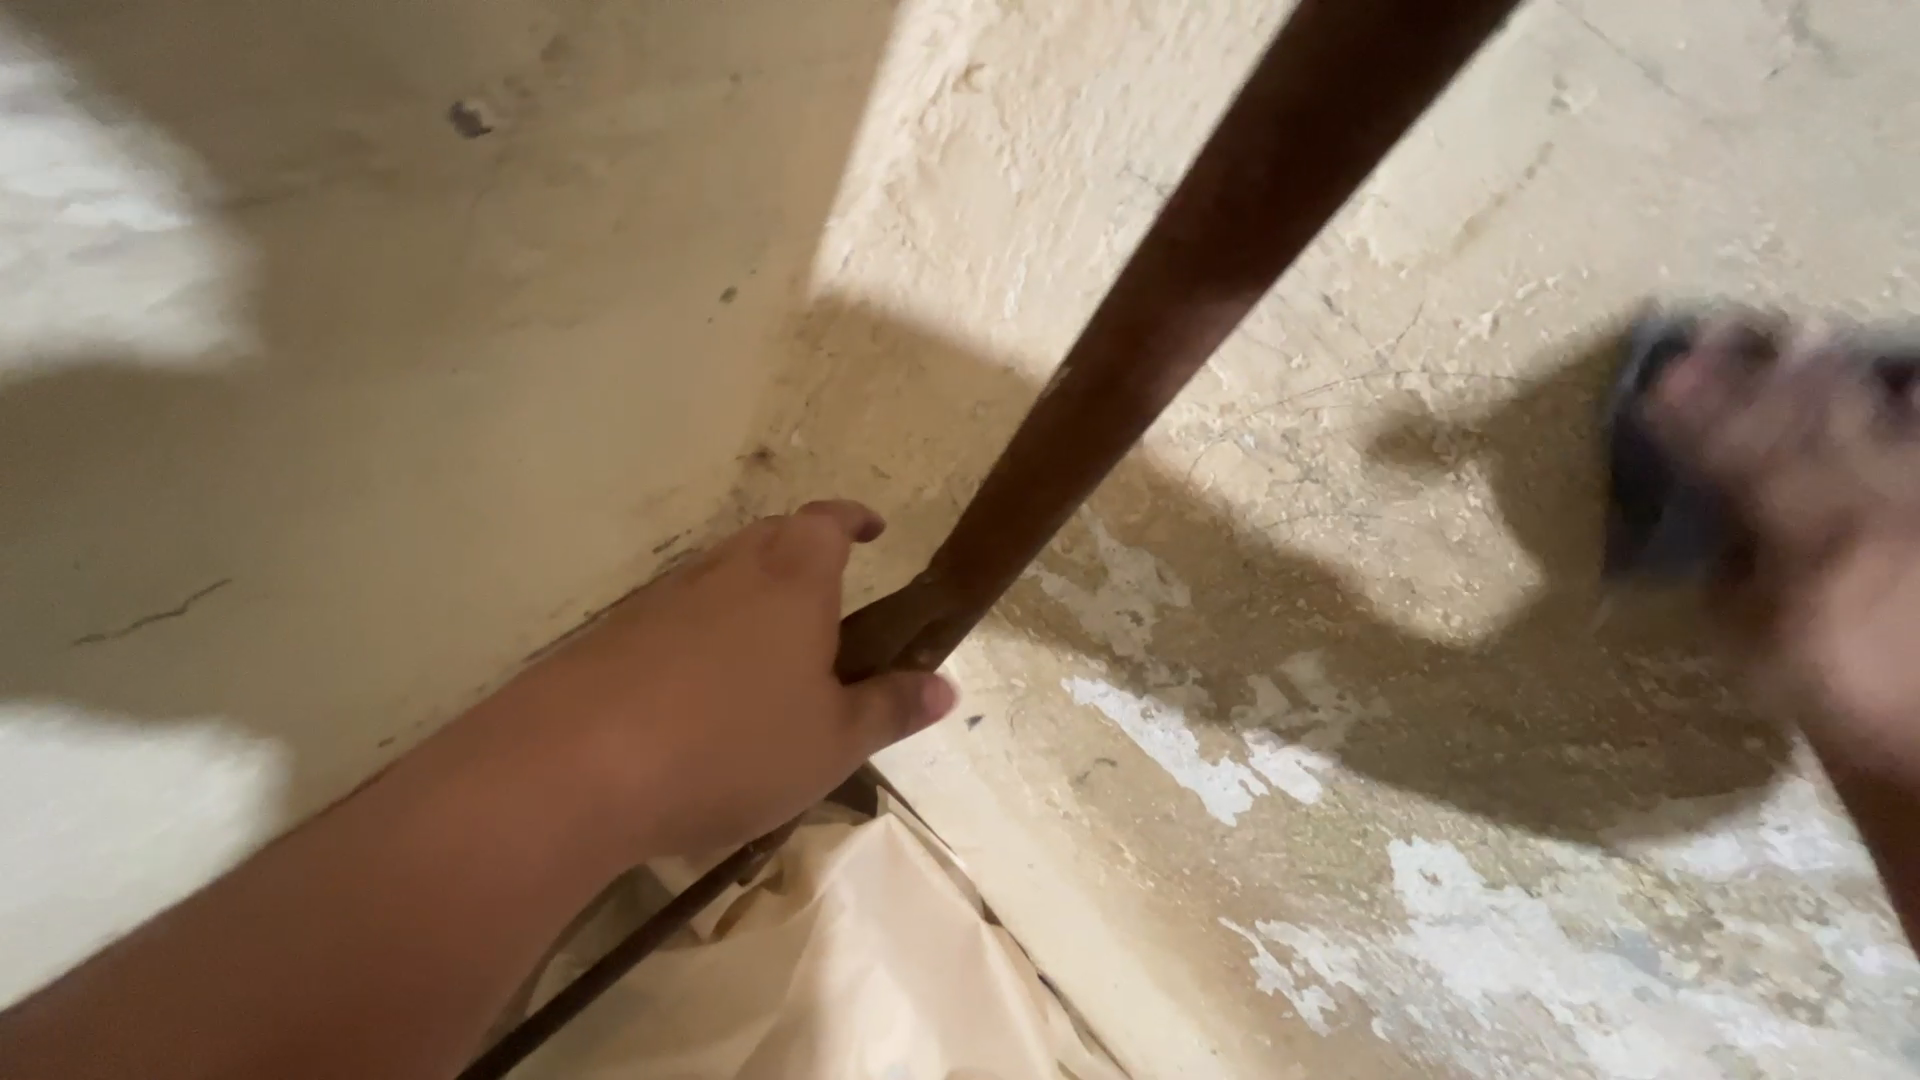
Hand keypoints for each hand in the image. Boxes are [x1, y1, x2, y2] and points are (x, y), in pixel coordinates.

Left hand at [470, 500, 955, 861]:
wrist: (572, 769)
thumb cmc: (731, 746)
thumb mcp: (831, 742)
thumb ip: (890, 709)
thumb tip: (944, 686)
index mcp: (791, 581)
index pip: (827, 522)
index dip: (853, 518)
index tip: (873, 529)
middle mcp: (727, 571)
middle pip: (772, 538)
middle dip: (805, 554)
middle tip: (828, 600)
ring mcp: (663, 598)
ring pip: (721, 576)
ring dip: (752, 595)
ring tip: (771, 653)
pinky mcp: (614, 634)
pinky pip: (677, 616)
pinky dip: (703, 633)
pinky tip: (701, 692)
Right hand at [1648, 315, 1919, 773]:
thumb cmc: (1838, 694)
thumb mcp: (1756, 641)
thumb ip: (1732, 576)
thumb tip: (1714, 531)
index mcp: (1815, 539)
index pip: (1737, 460)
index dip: (1692, 418)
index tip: (1652, 383)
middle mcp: (1882, 510)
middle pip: (1807, 428)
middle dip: (1760, 382)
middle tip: (1724, 333)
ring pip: (1880, 427)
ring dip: (1833, 382)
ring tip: (1803, 334)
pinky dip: (1915, 415)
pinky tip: (1904, 383)